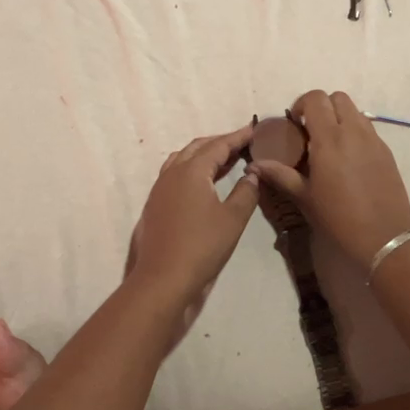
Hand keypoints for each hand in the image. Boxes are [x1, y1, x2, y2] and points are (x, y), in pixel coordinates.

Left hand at [125, 124, 260, 318]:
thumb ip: (246, 192)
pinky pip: (174, 174)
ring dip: (203, 155)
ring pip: (182, 159)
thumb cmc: (202, 246)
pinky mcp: (155, 205)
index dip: (237, 137)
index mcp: (191, 171)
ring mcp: (159, 189)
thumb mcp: (233, 219)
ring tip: (224, 159)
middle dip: (220, 142)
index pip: (218, 145)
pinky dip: (192, 169)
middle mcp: (172, 173)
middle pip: (197, 148)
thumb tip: (251, 174)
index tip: (254, 130)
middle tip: (242, 142)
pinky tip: (202, 182)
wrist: (163, 279)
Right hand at [251, 91, 409, 267]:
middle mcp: (353, 131)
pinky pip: (368, 129)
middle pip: (338, 97)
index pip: (316, 99)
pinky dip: (354, 132)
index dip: (302, 105)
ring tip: (329, 145)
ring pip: (355, 111)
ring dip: (339, 118)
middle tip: (310, 131)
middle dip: (322, 107)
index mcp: (330, 139)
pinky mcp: (386, 152)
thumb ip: (279, 175)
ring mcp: (374, 140)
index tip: (295, 124)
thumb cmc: (338, 218)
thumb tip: (254, 165)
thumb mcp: (304, 197)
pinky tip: (348, 160)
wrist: (384, 238)